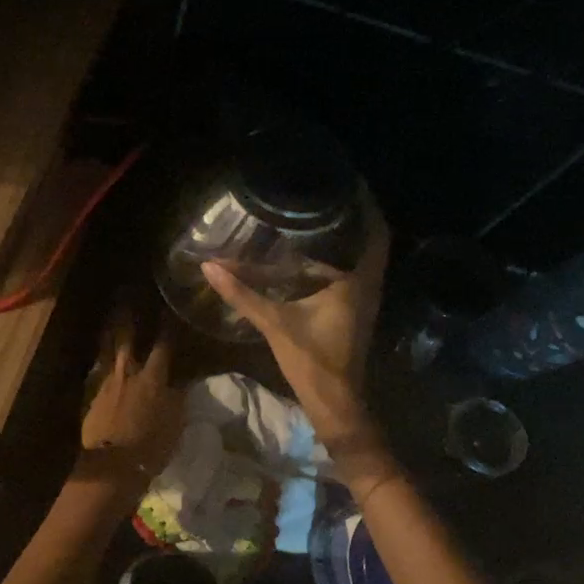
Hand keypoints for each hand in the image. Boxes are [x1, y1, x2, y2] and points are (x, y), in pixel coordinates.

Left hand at [79, 315, 183, 488]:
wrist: (112, 465)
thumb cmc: (151, 446)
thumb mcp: (176, 422)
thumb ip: (178, 397)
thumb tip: (181, 382)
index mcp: (153, 377)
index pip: (163, 344)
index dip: (167, 327)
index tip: (170, 310)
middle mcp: (128, 372)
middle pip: (126, 335)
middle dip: (128, 314)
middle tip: (127, 294)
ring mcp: (106, 381)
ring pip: (107, 347)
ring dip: (109, 329)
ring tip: (110, 315)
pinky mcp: (91, 394)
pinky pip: (97, 368)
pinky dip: (101, 357)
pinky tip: (101, 351)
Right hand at [201, 204, 390, 448]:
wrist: (336, 403)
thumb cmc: (312, 361)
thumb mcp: (274, 324)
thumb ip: (242, 294)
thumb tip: (208, 266)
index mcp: (356, 282)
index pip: (375, 233)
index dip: (367, 205)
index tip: (350, 180)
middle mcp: (368, 285)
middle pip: (373, 239)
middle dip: (358, 214)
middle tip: (331, 189)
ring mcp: (365, 299)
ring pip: (367, 256)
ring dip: (353, 234)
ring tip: (324, 209)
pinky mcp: (356, 309)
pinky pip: (357, 270)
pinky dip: (344, 254)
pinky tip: (317, 249)